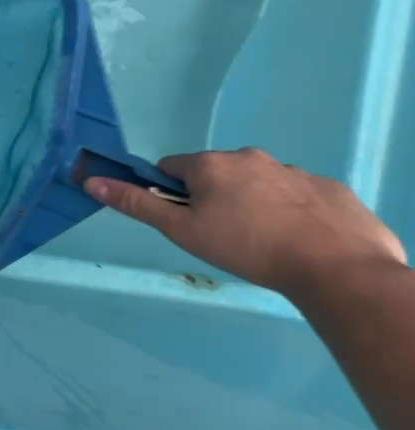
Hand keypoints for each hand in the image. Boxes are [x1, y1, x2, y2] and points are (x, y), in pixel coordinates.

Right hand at [86, 148, 405, 297]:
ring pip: (262, 184)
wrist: (339, 271)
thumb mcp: (182, 230)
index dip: (174, 194)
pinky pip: (304, 196)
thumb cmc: (247, 248)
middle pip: (219, 174)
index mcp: (210, 164)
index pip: (172, 168)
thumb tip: (91, 181)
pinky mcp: (336, 191)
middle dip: (218, 196)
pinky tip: (305, 238)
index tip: (189, 219)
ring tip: (270, 239)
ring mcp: (297, 172)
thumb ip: (137, 203)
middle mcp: (250, 158)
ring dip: (259, 203)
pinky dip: (299, 211)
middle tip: (227, 232)